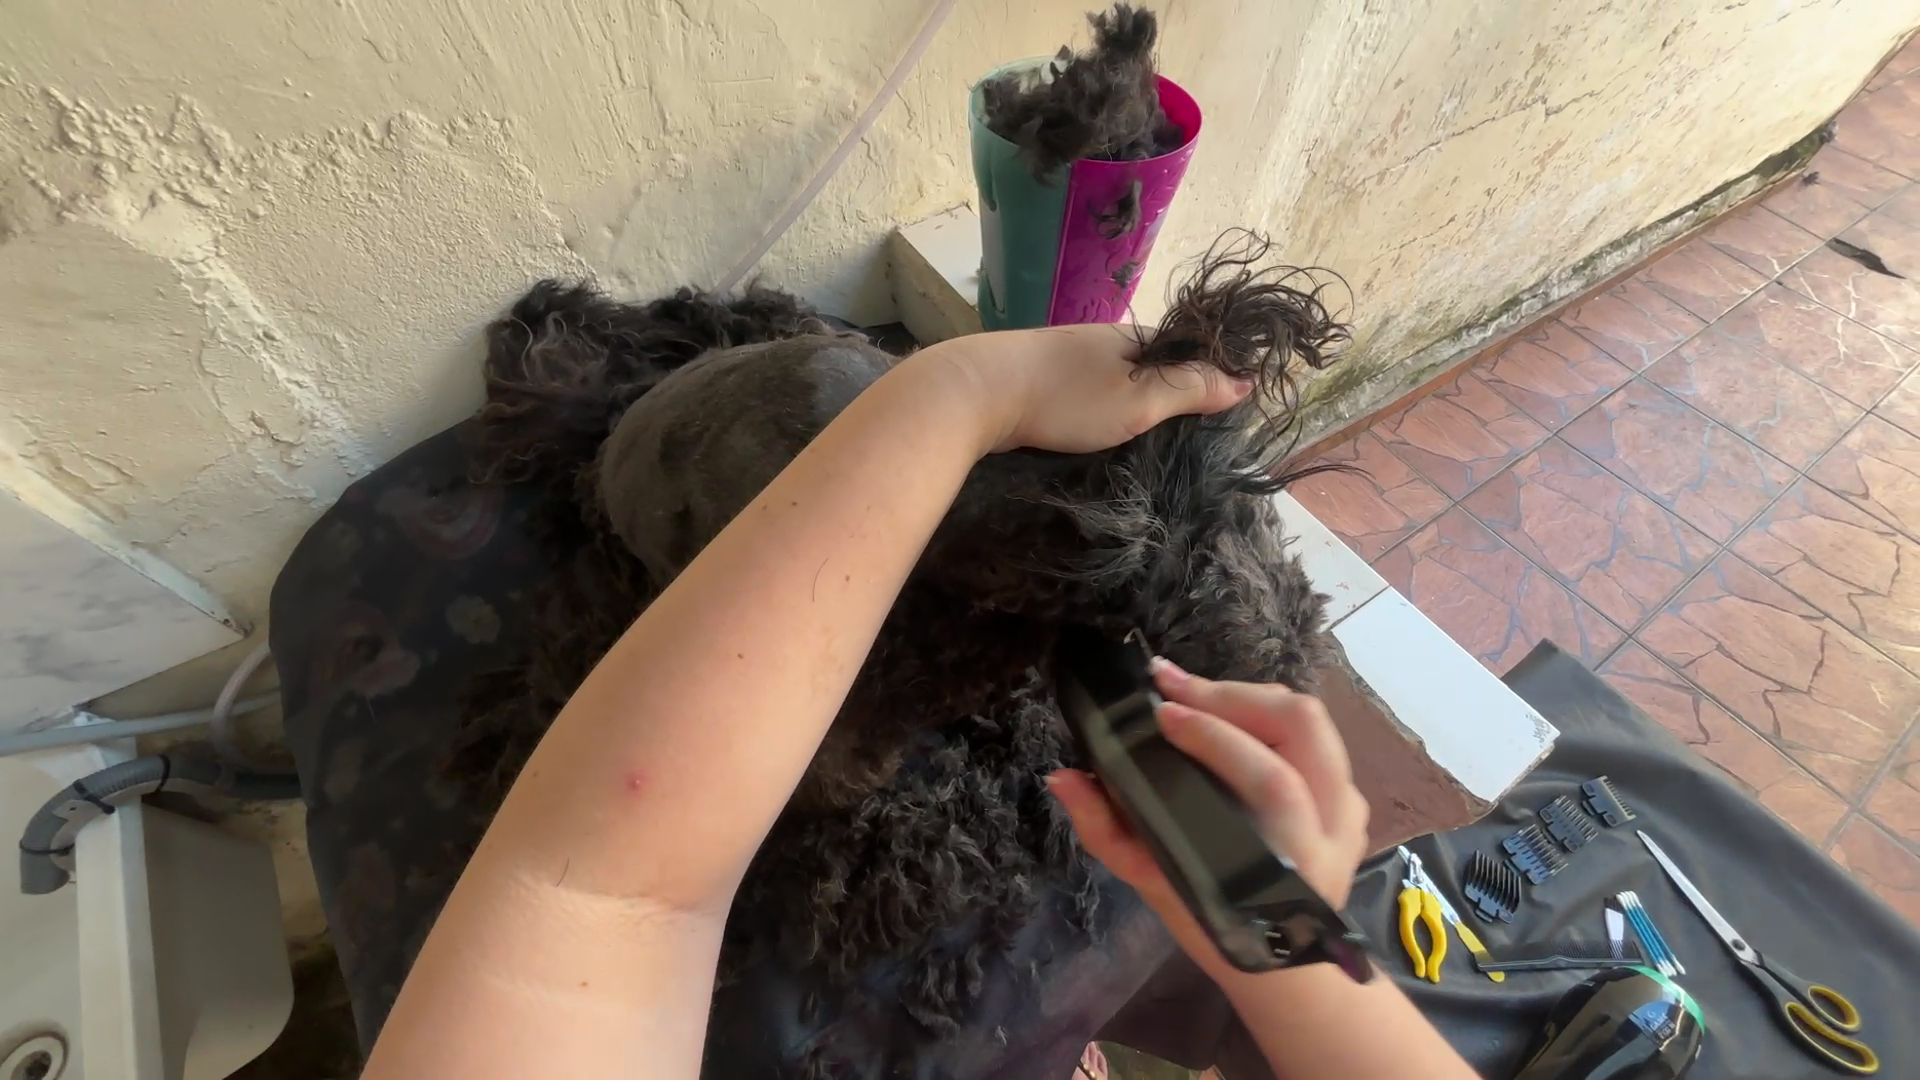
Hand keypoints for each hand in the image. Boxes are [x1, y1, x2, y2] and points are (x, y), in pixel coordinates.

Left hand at [924, 323, 1251, 454]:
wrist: (981, 392)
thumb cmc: (1067, 397)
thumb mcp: (1139, 400)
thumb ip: (1189, 389)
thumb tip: (1245, 380)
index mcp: (1136, 338)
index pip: (1188, 352)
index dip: (1209, 379)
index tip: (1223, 416)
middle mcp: (1105, 340)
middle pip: (1152, 366)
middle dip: (1170, 395)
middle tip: (1183, 438)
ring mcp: (1070, 357)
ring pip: (1116, 380)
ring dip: (1132, 405)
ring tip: (1145, 440)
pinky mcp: (1041, 378)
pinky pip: (1086, 392)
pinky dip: (1100, 410)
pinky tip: (1098, 430)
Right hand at [1047, 659, 1370, 977]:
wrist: (1290, 962)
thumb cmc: (1217, 920)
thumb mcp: (1155, 884)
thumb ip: (1105, 830)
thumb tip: (1062, 777)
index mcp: (1292, 858)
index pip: (1271, 780)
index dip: (1217, 737)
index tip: (1161, 715)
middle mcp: (1332, 825)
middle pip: (1301, 728)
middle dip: (1229, 695)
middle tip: (1169, 686)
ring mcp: (1347, 804)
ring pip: (1309, 717)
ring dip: (1243, 693)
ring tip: (1189, 691)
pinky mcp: (1346, 789)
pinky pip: (1310, 728)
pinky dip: (1260, 706)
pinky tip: (1218, 710)